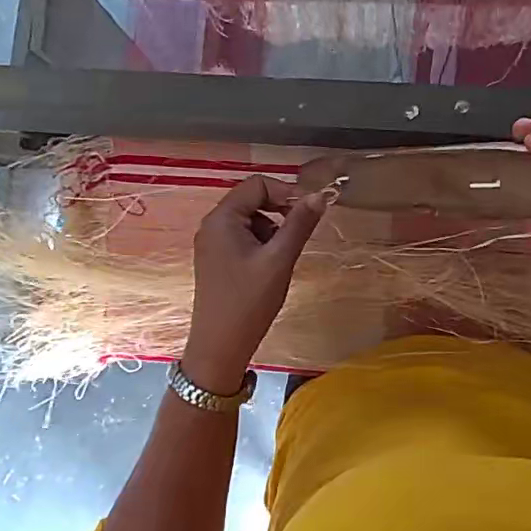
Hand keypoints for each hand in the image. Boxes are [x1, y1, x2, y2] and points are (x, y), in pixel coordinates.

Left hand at [183, 175, 327, 393]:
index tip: (310, 211)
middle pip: (251, 200)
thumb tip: (320, 196)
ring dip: (271, 230)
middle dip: (279, 212)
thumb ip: (299, 225)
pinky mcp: (214, 261)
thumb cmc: (249, 302)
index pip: (257, 184)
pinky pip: (240, 239)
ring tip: (283, 257)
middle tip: (300, 234)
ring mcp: (210, 244)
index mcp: (222, 218)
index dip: (286, 192)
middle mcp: (211, 225)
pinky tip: (270, 268)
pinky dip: (260, 245)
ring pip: (248, 221)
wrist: (219, 346)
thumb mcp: (279, 260)